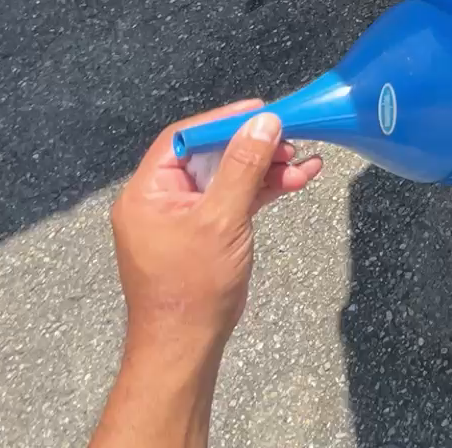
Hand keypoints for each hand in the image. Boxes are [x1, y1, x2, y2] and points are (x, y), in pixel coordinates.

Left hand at [108, 101, 324, 362]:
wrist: (189, 341)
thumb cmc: (193, 282)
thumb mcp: (221, 218)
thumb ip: (244, 166)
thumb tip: (266, 121)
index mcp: (149, 192)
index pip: (185, 138)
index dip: (224, 120)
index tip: (264, 111)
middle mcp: (165, 198)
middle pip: (214, 153)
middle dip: (256, 144)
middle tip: (291, 138)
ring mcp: (189, 214)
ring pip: (234, 173)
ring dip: (269, 165)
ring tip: (302, 160)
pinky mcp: (212, 227)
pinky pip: (242, 194)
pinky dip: (270, 185)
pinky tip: (301, 177)